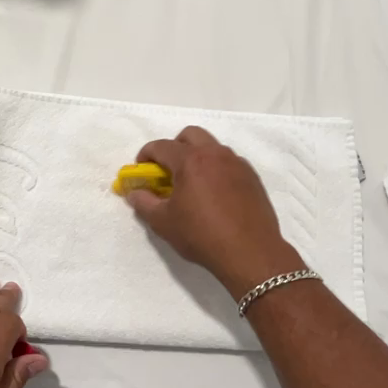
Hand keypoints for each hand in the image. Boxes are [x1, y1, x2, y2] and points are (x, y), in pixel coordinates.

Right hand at [126, 126, 306, 294]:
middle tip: (167, 171)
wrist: (250, 252)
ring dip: (197, 157)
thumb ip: (144, 203)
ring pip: (212, 148)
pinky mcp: (252, 177)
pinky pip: (229, 163)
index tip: (141, 169)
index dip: (146, 155)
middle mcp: (215, 154)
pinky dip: (216, 170)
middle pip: (190, 135)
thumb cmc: (201, 235)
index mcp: (191, 161)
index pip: (161, 146)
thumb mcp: (163, 222)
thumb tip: (134, 193)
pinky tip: (214, 195)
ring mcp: (237, 164)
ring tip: (192, 185)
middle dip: (174, 147)